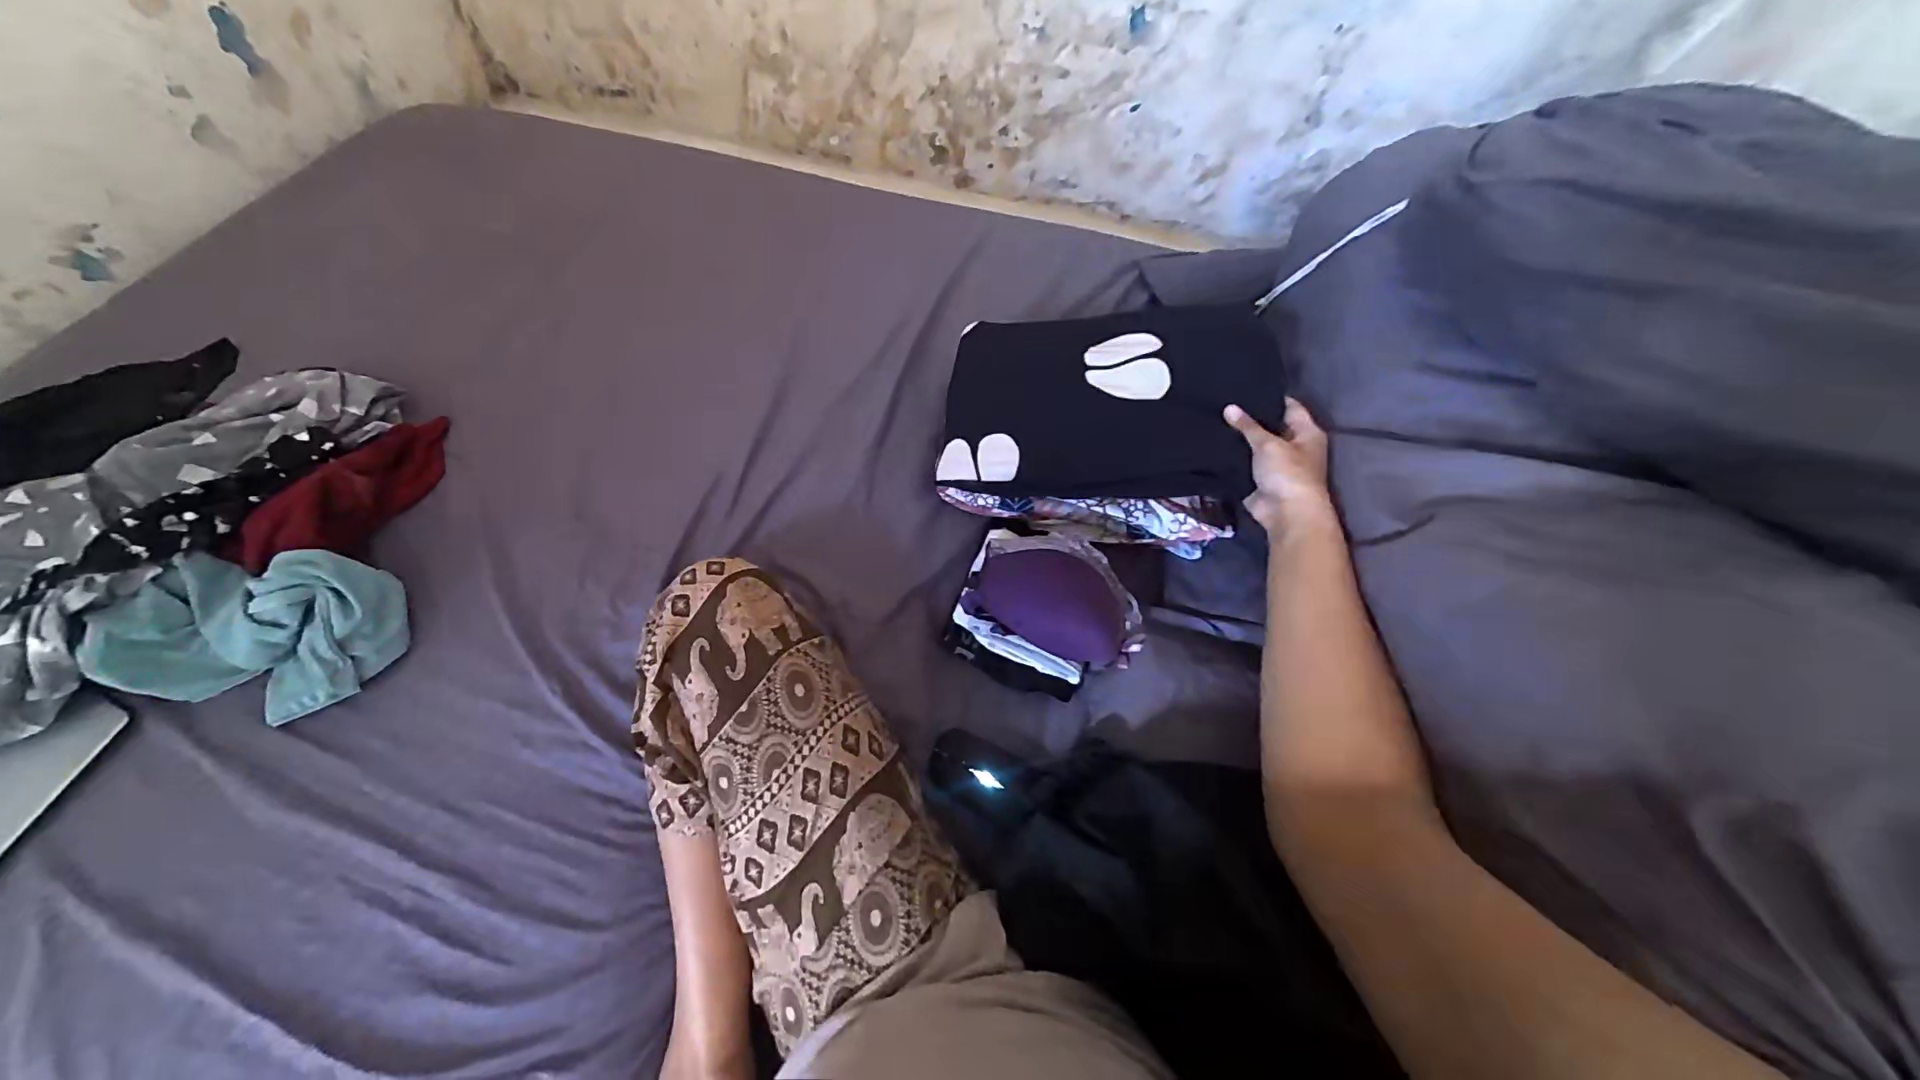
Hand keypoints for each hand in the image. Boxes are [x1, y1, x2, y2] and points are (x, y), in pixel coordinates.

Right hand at [1224, 398, 1331, 534]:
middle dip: (1251, 419)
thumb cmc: (1287, 472)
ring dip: (1240, 440)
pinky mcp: (1260, 480)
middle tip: (1225, 403)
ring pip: (1256, 447)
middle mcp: (1294, 446)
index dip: (1269, 397)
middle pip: (1271, 427)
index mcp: (1307, 433)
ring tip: (1215, 421)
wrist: (1286, 514)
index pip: (1289, 406)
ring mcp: (1277, 465)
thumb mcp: (1267, 444)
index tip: (1245, 388)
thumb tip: (1229, 407)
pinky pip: (1245, 465)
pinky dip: (1233, 459)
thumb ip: (1248, 426)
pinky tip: (1215, 446)